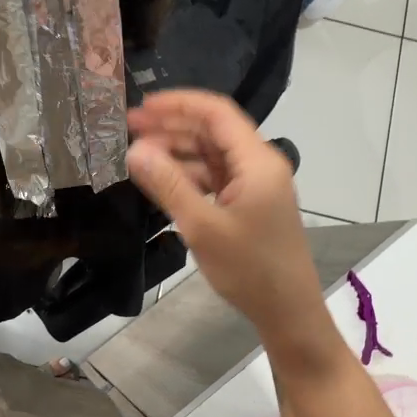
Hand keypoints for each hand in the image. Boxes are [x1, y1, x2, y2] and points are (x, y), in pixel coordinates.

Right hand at [125, 91, 326, 335]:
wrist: (288, 313)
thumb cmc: (250, 269)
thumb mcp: (202, 226)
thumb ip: (168, 184)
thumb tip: (134, 150)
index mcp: (257, 161)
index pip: (216, 112)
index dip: (178, 104)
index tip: (141, 107)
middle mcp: (259, 164)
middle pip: (213, 130)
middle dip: (172, 125)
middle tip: (128, 128)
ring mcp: (255, 184)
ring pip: (212, 154)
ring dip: (177, 150)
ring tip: (138, 153)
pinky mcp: (249, 203)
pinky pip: (215, 177)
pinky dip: (188, 174)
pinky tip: (161, 180)